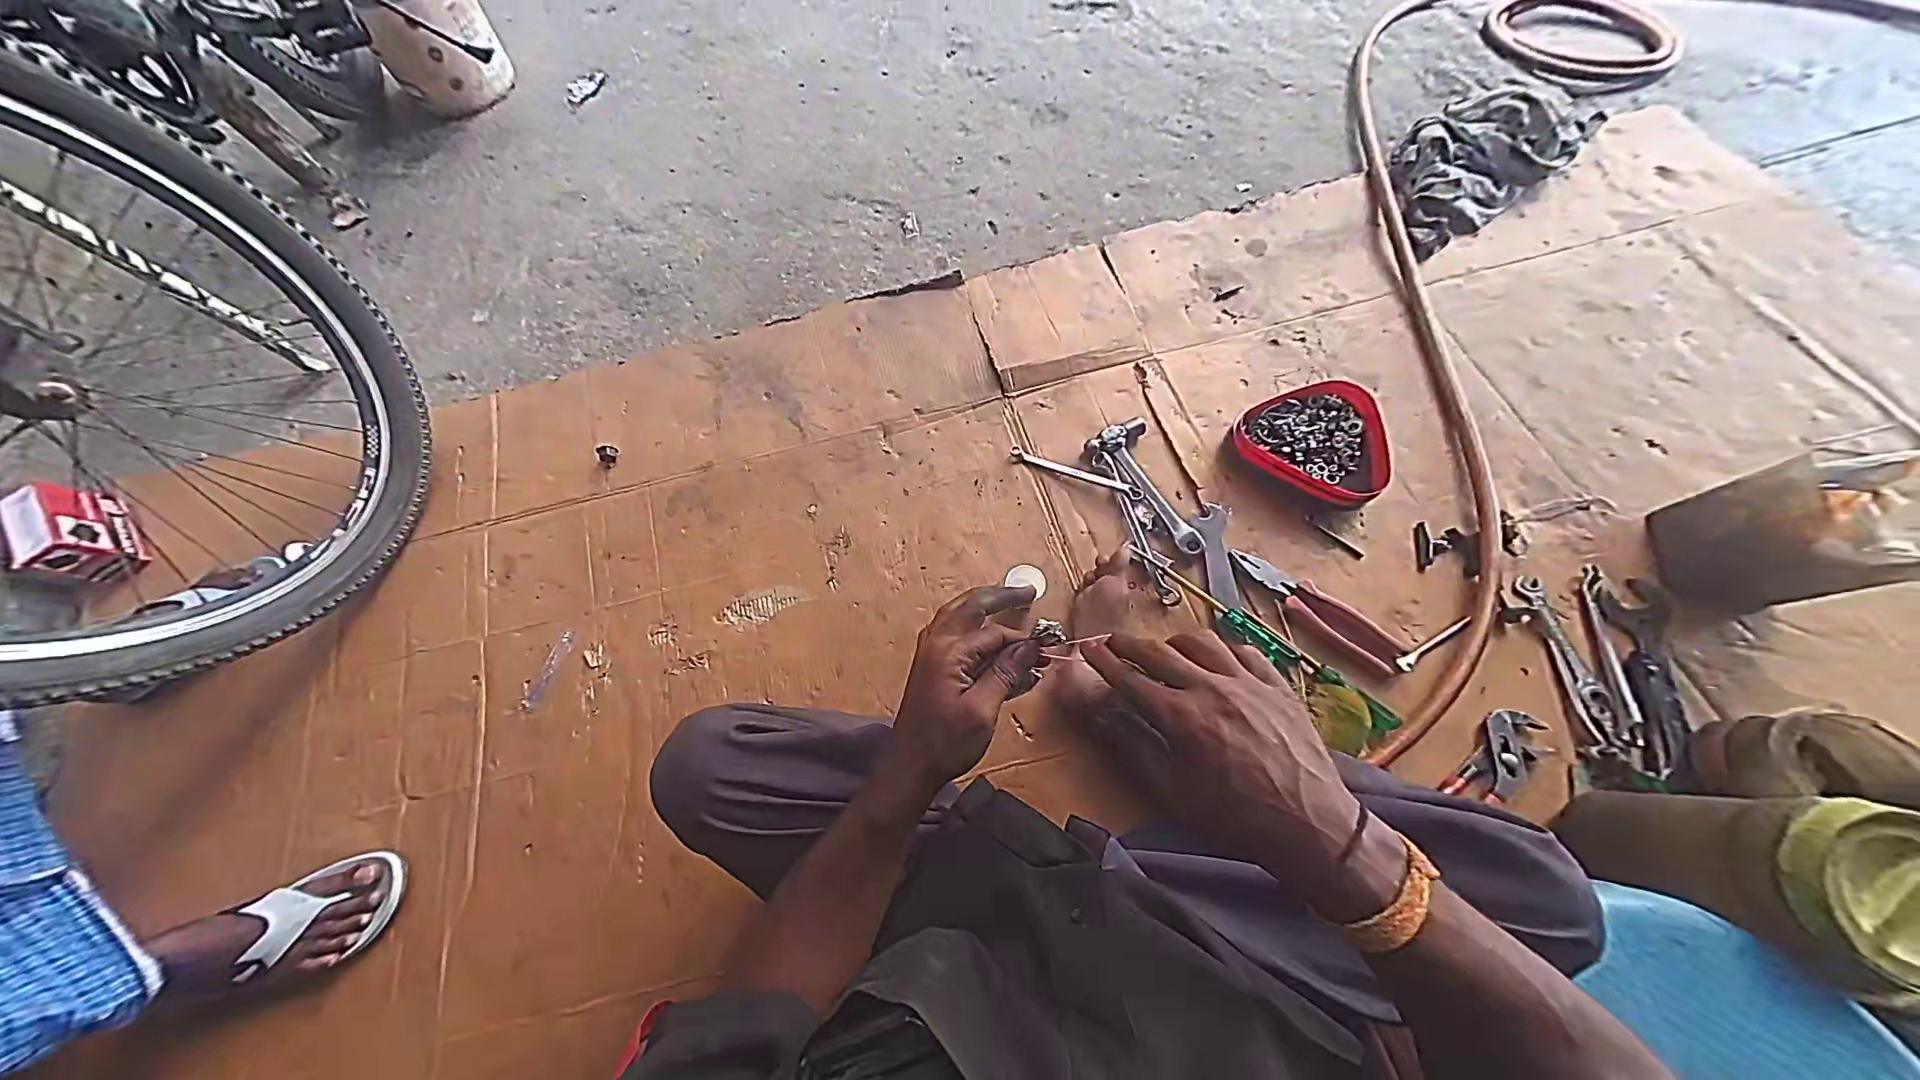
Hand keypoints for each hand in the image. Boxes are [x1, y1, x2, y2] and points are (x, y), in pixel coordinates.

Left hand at [889, 584, 1042, 789]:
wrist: (910, 766)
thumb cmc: (945, 743)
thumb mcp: (982, 710)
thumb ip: (1005, 673)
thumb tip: (1029, 646)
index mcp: (949, 651)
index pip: (994, 633)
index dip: (1022, 640)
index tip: (1044, 648)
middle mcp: (936, 643)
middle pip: (970, 605)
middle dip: (1000, 597)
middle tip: (1028, 592)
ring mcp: (930, 652)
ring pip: (959, 615)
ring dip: (984, 607)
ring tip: (1010, 601)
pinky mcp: (930, 665)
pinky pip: (954, 634)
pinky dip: (974, 629)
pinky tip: (989, 636)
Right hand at [1082, 632, 1400, 916]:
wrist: (1311, 828)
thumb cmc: (1235, 818)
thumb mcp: (1172, 791)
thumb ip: (1134, 747)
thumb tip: (1101, 716)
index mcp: (1181, 717)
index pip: (1130, 678)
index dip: (1104, 662)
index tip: (1089, 649)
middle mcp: (1211, 689)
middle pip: (1159, 652)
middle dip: (1130, 644)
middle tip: (1115, 642)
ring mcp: (1248, 684)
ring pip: (1202, 642)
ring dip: (1174, 641)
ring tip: (1164, 648)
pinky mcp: (1277, 687)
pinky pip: (1244, 651)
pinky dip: (1223, 649)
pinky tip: (1217, 658)